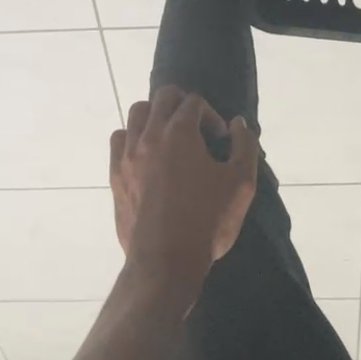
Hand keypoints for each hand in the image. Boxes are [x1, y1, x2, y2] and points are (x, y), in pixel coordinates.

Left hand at [110, 86, 260, 288]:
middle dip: (182, 104)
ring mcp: (128, 154)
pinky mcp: (115, 174)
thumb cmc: (207, 221)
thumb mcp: (241, 183)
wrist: (165, 262)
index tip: (220, 139)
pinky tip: (147, 156)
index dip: (211, 115)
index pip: (194, 102)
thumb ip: (244, 146)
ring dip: (155, 116)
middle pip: (163, 97)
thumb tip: (238, 124)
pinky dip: (133, 137)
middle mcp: (150, 134)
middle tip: (196, 127)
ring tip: (169, 137)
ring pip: (137, 113)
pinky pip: (119, 139)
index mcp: (180, 131)